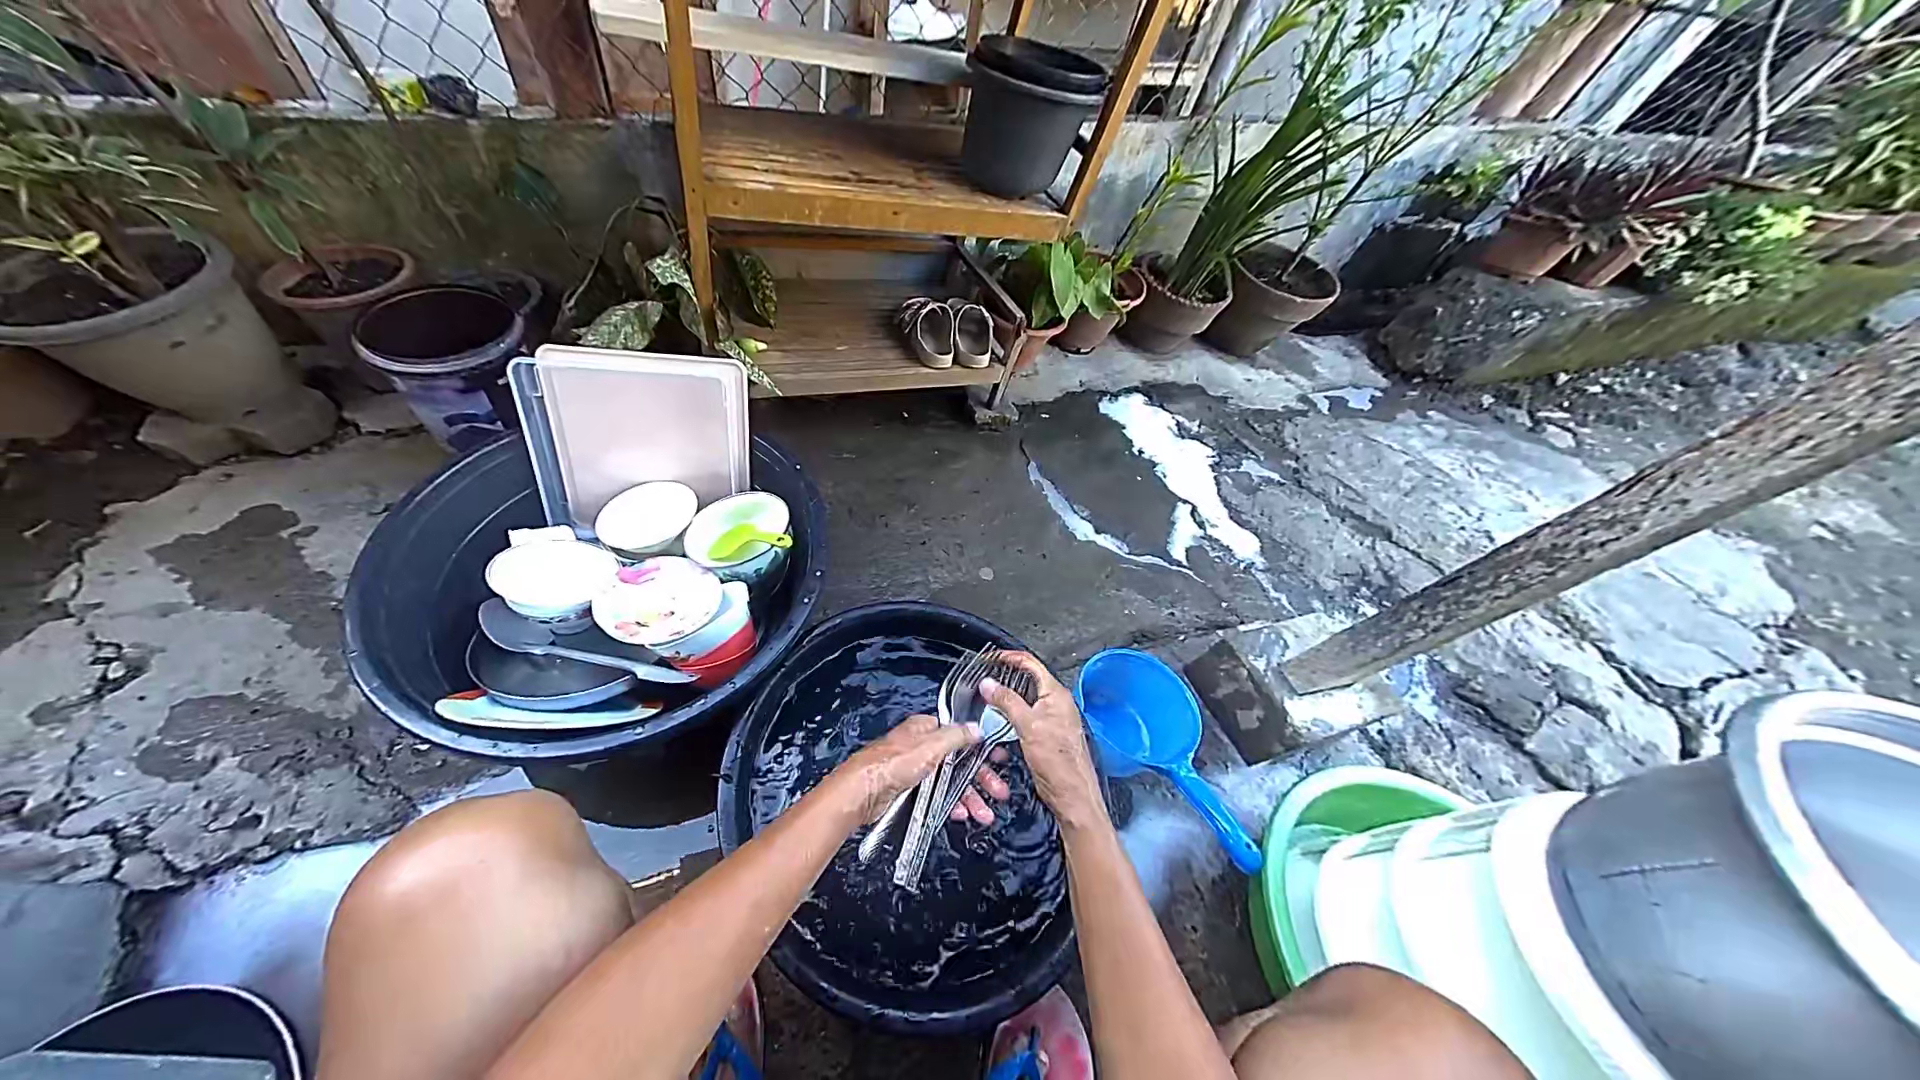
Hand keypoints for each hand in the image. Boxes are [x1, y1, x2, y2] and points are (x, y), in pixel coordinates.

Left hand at [827, 714, 991, 823]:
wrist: (860, 794)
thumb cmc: (889, 765)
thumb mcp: (930, 746)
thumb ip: (956, 736)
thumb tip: (976, 727)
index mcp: (925, 729)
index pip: (960, 733)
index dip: (980, 746)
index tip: (998, 758)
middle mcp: (921, 747)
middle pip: (959, 760)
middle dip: (980, 777)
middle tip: (998, 791)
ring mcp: (916, 770)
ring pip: (951, 781)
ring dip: (970, 796)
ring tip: (984, 813)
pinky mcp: (911, 791)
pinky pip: (938, 797)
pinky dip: (952, 805)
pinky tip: (961, 814)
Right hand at [979, 652, 1106, 831]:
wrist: (1072, 794)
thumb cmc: (1060, 763)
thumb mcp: (1028, 726)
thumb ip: (1007, 702)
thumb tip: (990, 684)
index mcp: (1056, 694)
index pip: (1030, 663)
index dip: (1009, 658)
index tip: (991, 658)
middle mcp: (1056, 703)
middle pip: (1028, 679)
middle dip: (1006, 676)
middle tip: (987, 677)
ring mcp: (1052, 718)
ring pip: (1026, 698)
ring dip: (1008, 696)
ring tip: (990, 696)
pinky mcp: (1047, 732)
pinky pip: (1027, 715)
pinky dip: (1012, 713)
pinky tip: (1001, 720)